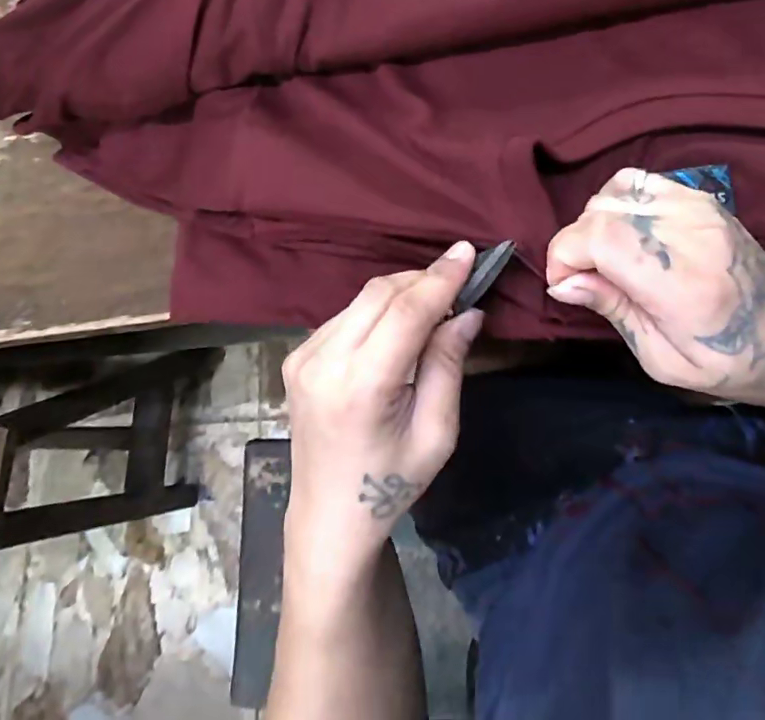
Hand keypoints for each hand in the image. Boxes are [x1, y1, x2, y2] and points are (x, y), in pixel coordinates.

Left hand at [282, 242, 484, 578]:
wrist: (328, 513)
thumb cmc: (391, 483)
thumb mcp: (436, 433)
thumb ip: (448, 365)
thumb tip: (467, 312)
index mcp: (361, 387)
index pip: (405, 313)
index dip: (440, 278)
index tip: (469, 252)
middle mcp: (323, 362)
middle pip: (379, 295)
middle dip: (422, 279)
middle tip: (458, 279)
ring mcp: (302, 356)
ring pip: (360, 300)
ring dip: (400, 293)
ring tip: (433, 305)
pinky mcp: (295, 356)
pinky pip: (344, 316)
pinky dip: (376, 311)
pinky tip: (396, 327)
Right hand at [545, 168, 764, 408]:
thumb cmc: (728, 363)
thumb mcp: (662, 360)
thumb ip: (613, 310)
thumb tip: (562, 283)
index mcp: (682, 285)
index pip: (600, 239)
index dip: (564, 255)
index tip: (564, 285)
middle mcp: (691, 235)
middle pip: (600, 214)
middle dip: (575, 244)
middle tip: (585, 278)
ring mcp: (698, 209)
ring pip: (611, 194)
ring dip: (593, 225)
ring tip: (605, 258)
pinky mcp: (700, 198)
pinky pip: (635, 182)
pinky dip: (616, 204)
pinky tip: (624, 233)